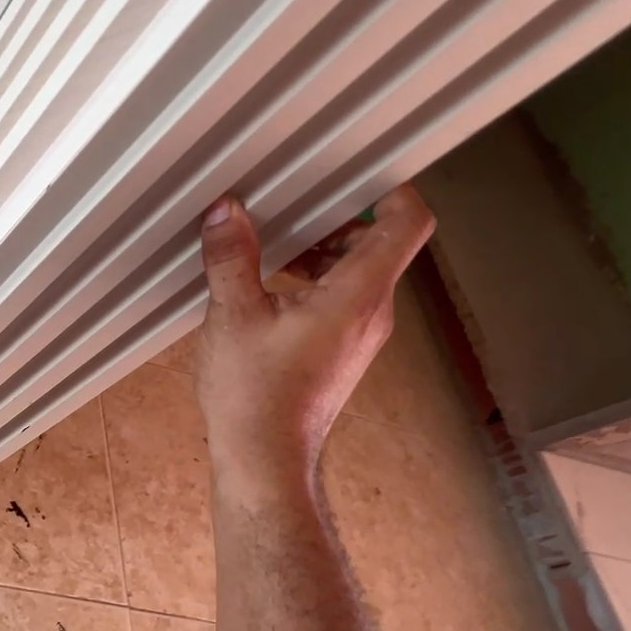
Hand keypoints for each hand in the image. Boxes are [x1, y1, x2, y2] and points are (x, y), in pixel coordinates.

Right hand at [193, 185, 434, 480]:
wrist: (264, 457)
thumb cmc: (253, 390)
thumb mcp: (232, 316)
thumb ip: (231, 258)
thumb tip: (224, 210)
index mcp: (358, 295)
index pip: (406, 223)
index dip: (392, 189)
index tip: (354, 173)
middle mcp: (373, 312)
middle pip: (377, 245)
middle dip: (335, 221)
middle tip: (289, 210)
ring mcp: (360, 336)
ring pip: (356, 275)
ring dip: (319, 255)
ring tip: (268, 254)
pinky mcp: (341, 354)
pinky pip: (341, 302)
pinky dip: (312, 285)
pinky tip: (266, 296)